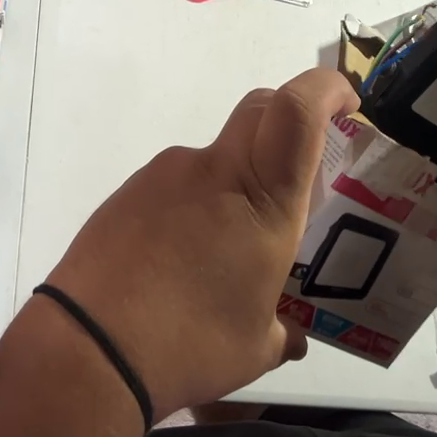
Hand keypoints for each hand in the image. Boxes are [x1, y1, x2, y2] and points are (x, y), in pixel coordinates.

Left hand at [41, 69, 359, 421]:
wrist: (90, 344)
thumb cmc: (189, 342)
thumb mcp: (256, 347)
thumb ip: (282, 329)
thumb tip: (290, 332)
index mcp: (262, 199)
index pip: (298, 111)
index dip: (326, 89)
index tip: (347, 104)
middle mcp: (215, 170)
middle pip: (259, 111)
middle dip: (289, 125)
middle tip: (299, 177)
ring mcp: (166, 173)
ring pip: (217, 159)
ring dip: (234, 189)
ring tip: (222, 258)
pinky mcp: (131, 190)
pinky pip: (177, 185)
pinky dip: (193, 210)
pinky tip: (179, 264)